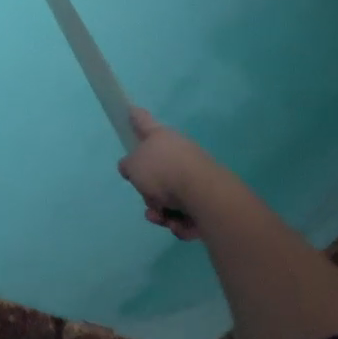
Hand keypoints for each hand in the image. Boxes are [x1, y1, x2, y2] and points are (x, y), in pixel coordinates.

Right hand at [117, 108, 220, 240]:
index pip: (142, 120)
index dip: (134, 117)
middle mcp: (179, 151)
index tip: (130, 112)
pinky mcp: (209, 198)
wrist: (205, 196)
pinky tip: (178, 226)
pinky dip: (180, 221)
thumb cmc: (162, 172)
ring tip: (161, 219)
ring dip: (162, 210)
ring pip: (170, 195)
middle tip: (148, 200)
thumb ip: (128, 166)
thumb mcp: (132, 167)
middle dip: (148, 191)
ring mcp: (195, 174)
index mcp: (159, 136)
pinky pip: (186, 211)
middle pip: (156, 169)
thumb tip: (132, 169)